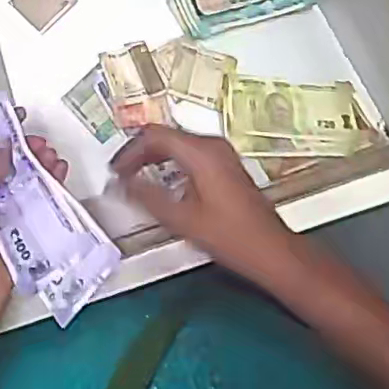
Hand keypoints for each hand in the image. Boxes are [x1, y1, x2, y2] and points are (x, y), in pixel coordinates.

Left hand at [0, 136, 69, 335]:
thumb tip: (4, 148)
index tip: (14, 119)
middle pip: (8, 167)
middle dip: (25, 151)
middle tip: (39, 141)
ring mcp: (4, 214)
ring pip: (26, 183)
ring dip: (40, 167)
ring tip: (53, 156)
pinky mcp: (22, 231)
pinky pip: (38, 205)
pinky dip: (50, 189)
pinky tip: (59, 176)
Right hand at [112, 125, 301, 286]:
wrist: (273, 253)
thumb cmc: (231, 237)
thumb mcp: (182, 220)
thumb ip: (148, 197)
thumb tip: (123, 184)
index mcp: (201, 153)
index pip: (154, 136)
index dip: (129, 151)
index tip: (116, 170)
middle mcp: (212, 146)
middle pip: (165, 135)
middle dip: (139, 152)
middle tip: (121, 173)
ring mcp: (222, 154)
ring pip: (177, 143)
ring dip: (153, 157)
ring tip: (135, 176)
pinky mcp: (225, 165)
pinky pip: (189, 153)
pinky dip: (170, 162)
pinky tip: (161, 181)